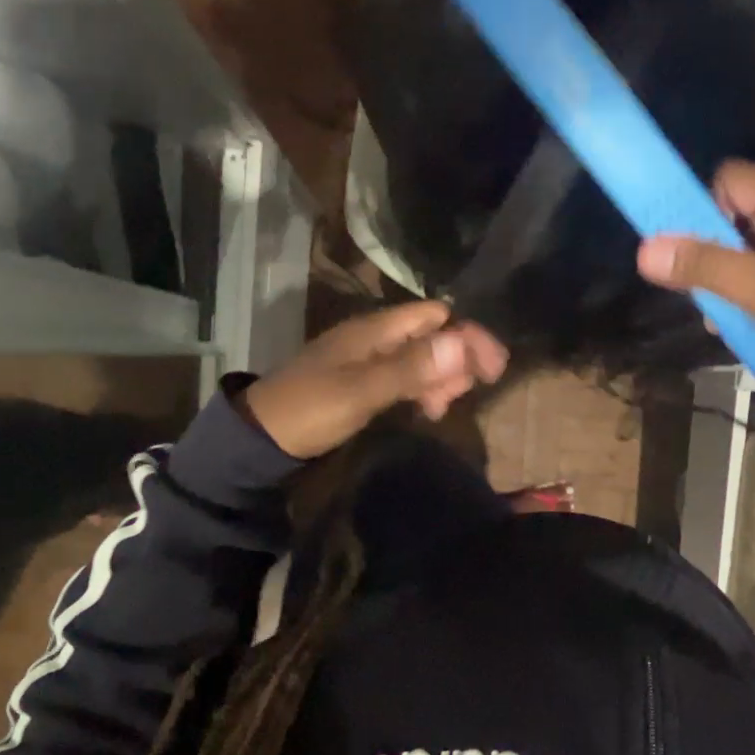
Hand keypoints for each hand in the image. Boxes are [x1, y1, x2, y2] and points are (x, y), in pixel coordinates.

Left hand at [241, 300, 508, 458]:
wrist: (260, 439)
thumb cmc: (309, 410)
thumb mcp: (362, 390)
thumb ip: (411, 367)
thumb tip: (464, 344)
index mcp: (374, 330)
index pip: (435, 315)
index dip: (467, 334)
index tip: (493, 367)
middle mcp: (374, 338)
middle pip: (431, 335)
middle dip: (457, 358)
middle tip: (468, 393)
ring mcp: (367, 361)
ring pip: (419, 358)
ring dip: (441, 377)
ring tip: (444, 408)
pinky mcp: (361, 383)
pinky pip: (404, 377)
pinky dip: (421, 390)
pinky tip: (426, 411)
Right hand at [635, 160, 754, 387]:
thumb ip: (708, 268)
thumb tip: (645, 249)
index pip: (730, 180)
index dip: (701, 207)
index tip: (690, 253)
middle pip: (736, 219)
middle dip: (711, 256)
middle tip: (706, 298)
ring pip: (751, 256)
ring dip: (730, 287)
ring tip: (728, 323)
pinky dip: (754, 303)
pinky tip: (752, 333)